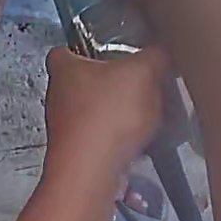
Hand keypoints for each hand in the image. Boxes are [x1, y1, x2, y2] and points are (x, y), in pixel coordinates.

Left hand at [43, 46, 170, 178]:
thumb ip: (155, 57)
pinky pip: (102, 142)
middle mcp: (58, 99)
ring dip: (116, 115)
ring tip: (145, 116)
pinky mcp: (78, 157)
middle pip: (83, 84)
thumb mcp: (143, 73)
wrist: (92, 172)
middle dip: (109, 85)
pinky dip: (119, 142)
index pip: (64, 51)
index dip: (82, 49)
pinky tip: (140, 143)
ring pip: (93, 115)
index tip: (104, 52)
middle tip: (136, 84)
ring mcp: (65, 131)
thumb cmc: (107, 116)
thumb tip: (163, 53)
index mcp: (65, 70)